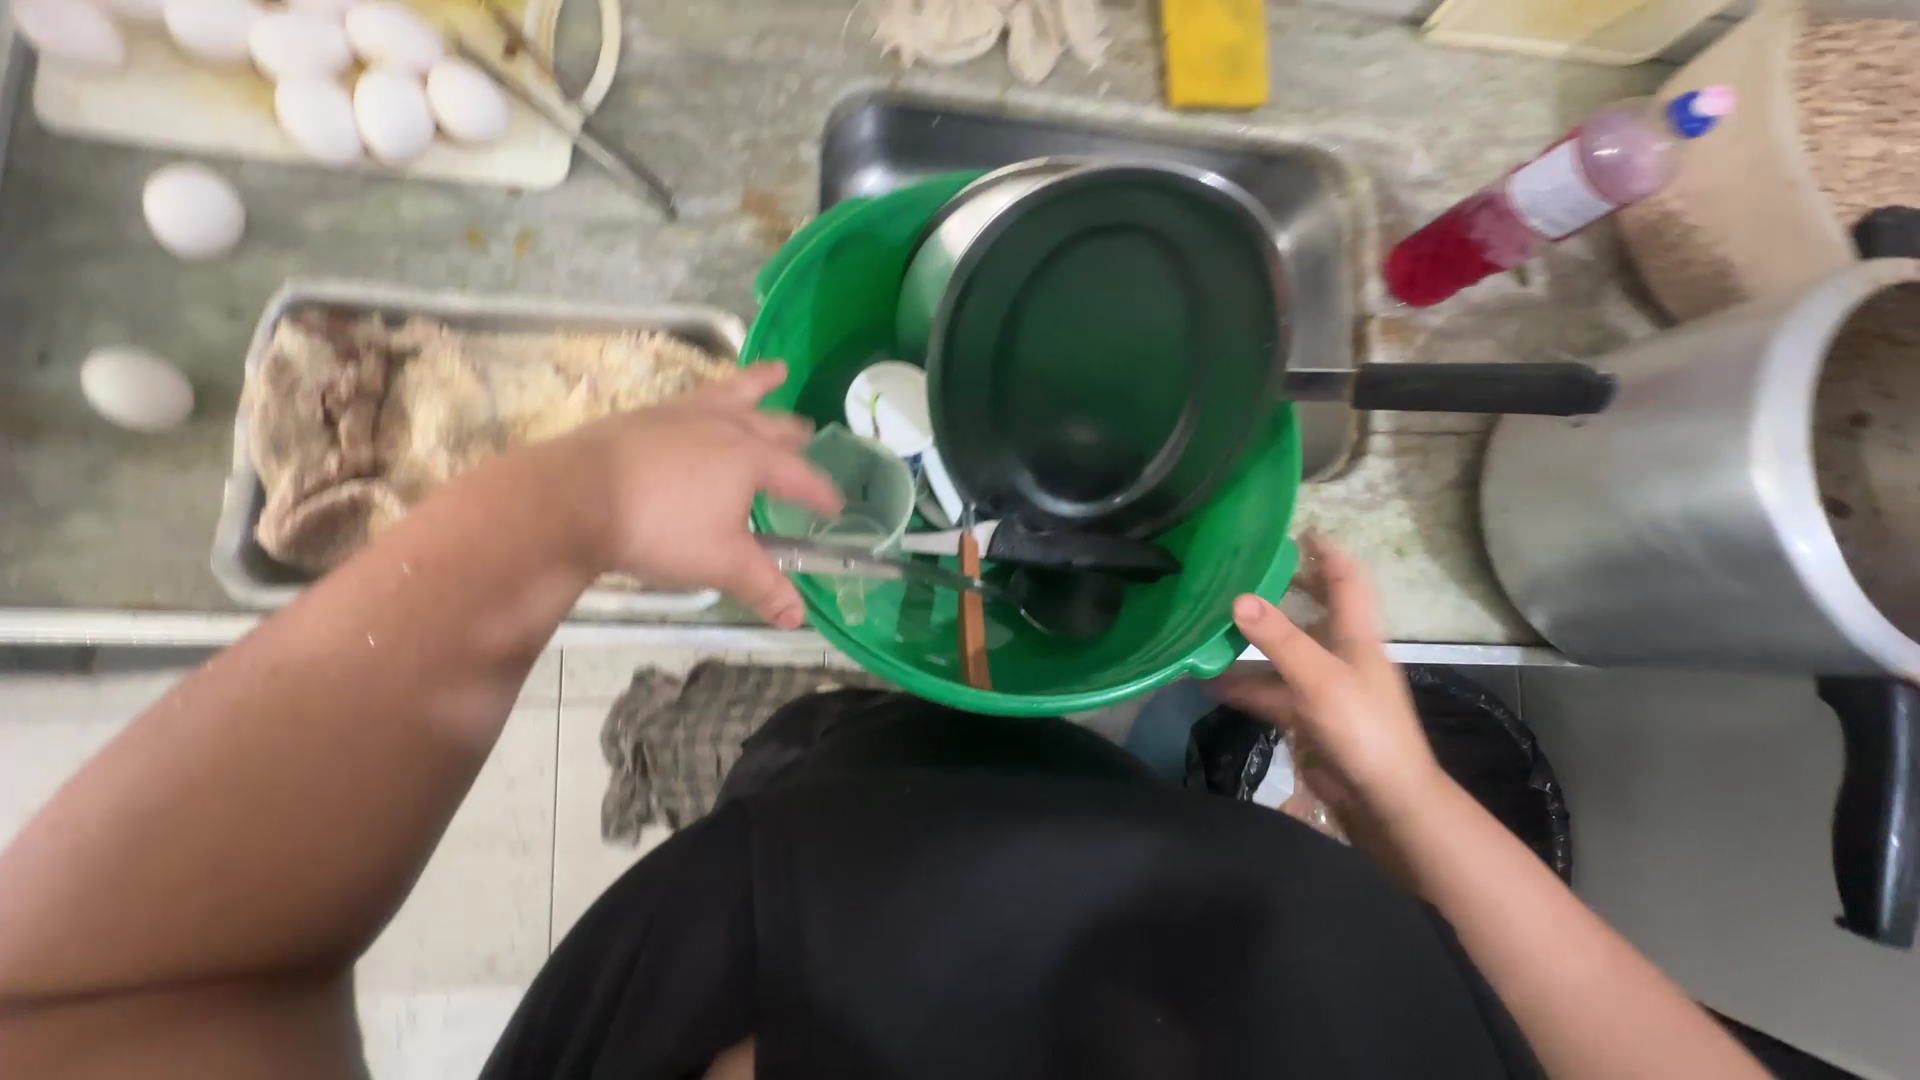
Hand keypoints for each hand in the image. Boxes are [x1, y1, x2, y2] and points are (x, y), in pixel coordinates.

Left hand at [552, 362, 841, 628]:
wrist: (574, 496)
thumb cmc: (660, 529)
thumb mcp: (721, 563)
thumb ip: (764, 587)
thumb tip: (798, 620)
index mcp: (752, 460)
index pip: (801, 476)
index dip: (822, 492)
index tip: (836, 505)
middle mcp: (725, 427)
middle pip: (772, 426)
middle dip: (795, 434)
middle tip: (809, 433)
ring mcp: (683, 415)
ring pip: (733, 394)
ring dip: (758, 385)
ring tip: (775, 372)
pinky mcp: (646, 415)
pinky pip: (692, 398)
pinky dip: (708, 396)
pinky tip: (698, 405)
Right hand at [1209, 536, 1443, 817]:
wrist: (1383, 798)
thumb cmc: (1362, 727)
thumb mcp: (1318, 677)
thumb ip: (1279, 638)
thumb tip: (1238, 597)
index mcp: (1356, 635)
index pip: (1346, 580)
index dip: (1327, 553)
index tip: (1298, 531)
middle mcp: (1340, 654)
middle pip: (1312, 611)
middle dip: (1283, 590)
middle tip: (1245, 571)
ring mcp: (1322, 686)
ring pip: (1283, 653)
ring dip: (1252, 642)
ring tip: (1213, 625)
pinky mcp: (1307, 715)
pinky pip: (1269, 691)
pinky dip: (1243, 685)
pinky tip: (1210, 682)